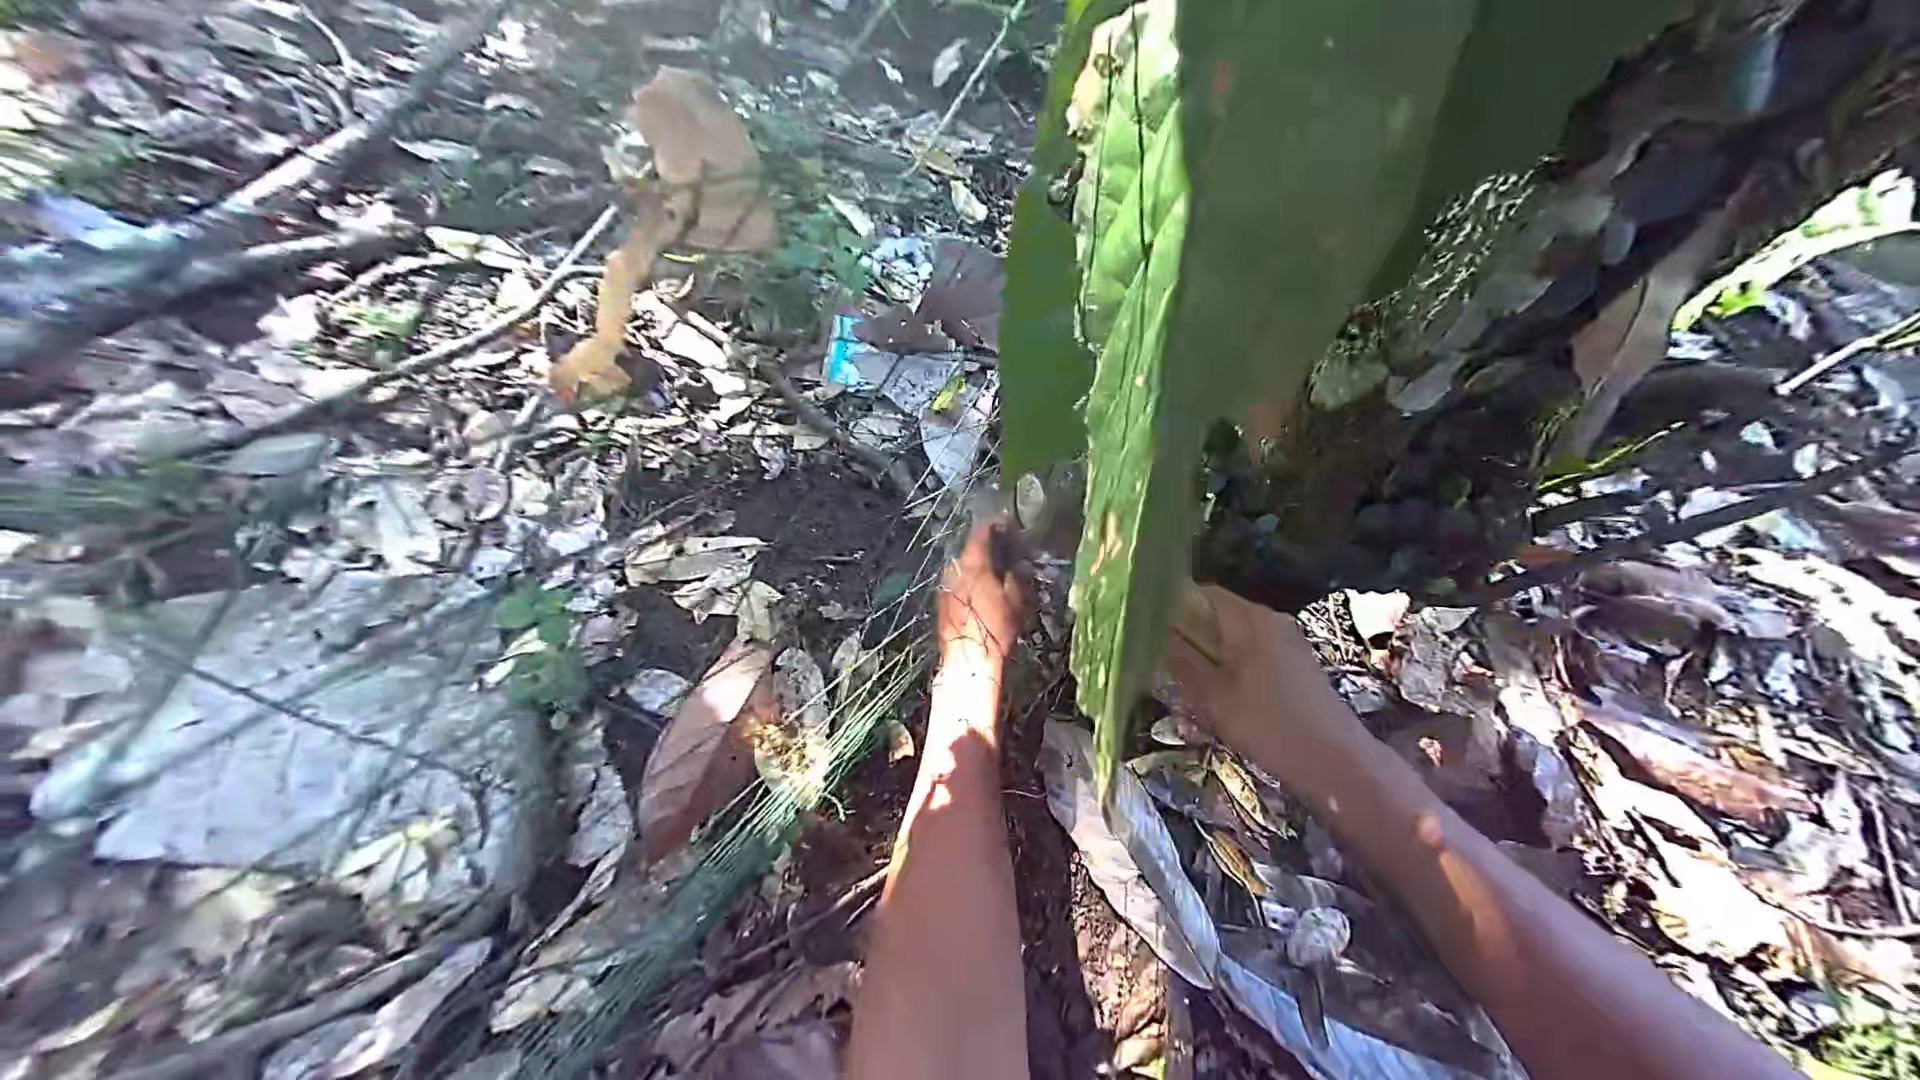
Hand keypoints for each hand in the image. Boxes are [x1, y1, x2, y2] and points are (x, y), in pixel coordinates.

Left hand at [936, 521, 1028, 668]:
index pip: (981, 532)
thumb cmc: (994, 629)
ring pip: (963, 566)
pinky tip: (981, 590)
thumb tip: (1020, 566)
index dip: (995, 524)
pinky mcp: (941, 601)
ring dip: (978, 565)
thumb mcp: (1015, 602)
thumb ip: (1017, 578)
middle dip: (988, 547)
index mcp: (972, 563)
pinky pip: (957, 581)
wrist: (966, 661)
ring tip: (996, 571)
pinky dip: (970, 580)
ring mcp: (944, 585)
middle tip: (1007, 549)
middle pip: (970, 549)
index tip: (1007, 522)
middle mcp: (953, 569)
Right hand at [1162, 585, 1352, 751]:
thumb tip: (1158, 634)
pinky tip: (1220, 693)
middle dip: (1187, 633)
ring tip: (1186, 680)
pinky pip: (1251, 652)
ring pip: (1232, 635)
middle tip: (1162, 660)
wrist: (1337, 764)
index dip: (1170, 606)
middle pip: (1217, 614)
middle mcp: (1270, 620)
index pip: (1201, 593)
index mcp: (1250, 618)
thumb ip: (1182, 659)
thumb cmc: (1268, 724)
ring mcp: (1286, 641)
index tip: (1147, 629)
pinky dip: (1229, 664)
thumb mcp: (1212, 695)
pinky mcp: (1295, 664)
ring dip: (1207, 652)